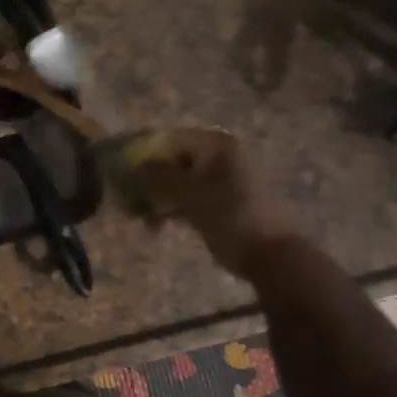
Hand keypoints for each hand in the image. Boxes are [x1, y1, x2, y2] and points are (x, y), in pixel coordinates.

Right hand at [120, 128, 294, 276]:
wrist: (273, 256)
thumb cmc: (230, 215)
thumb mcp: (189, 193)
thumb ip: (158, 175)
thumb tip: (134, 164)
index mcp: (216, 145)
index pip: (169, 139)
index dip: (143, 154)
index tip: (123, 172)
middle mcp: (222, 156)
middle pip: (174, 161)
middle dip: (149, 181)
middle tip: (128, 200)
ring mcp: (226, 181)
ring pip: (181, 183)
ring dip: (158, 199)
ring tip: (142, 221)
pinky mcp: (227, 204)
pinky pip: (192, 199)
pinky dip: (174, 209)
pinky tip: (158, 226)